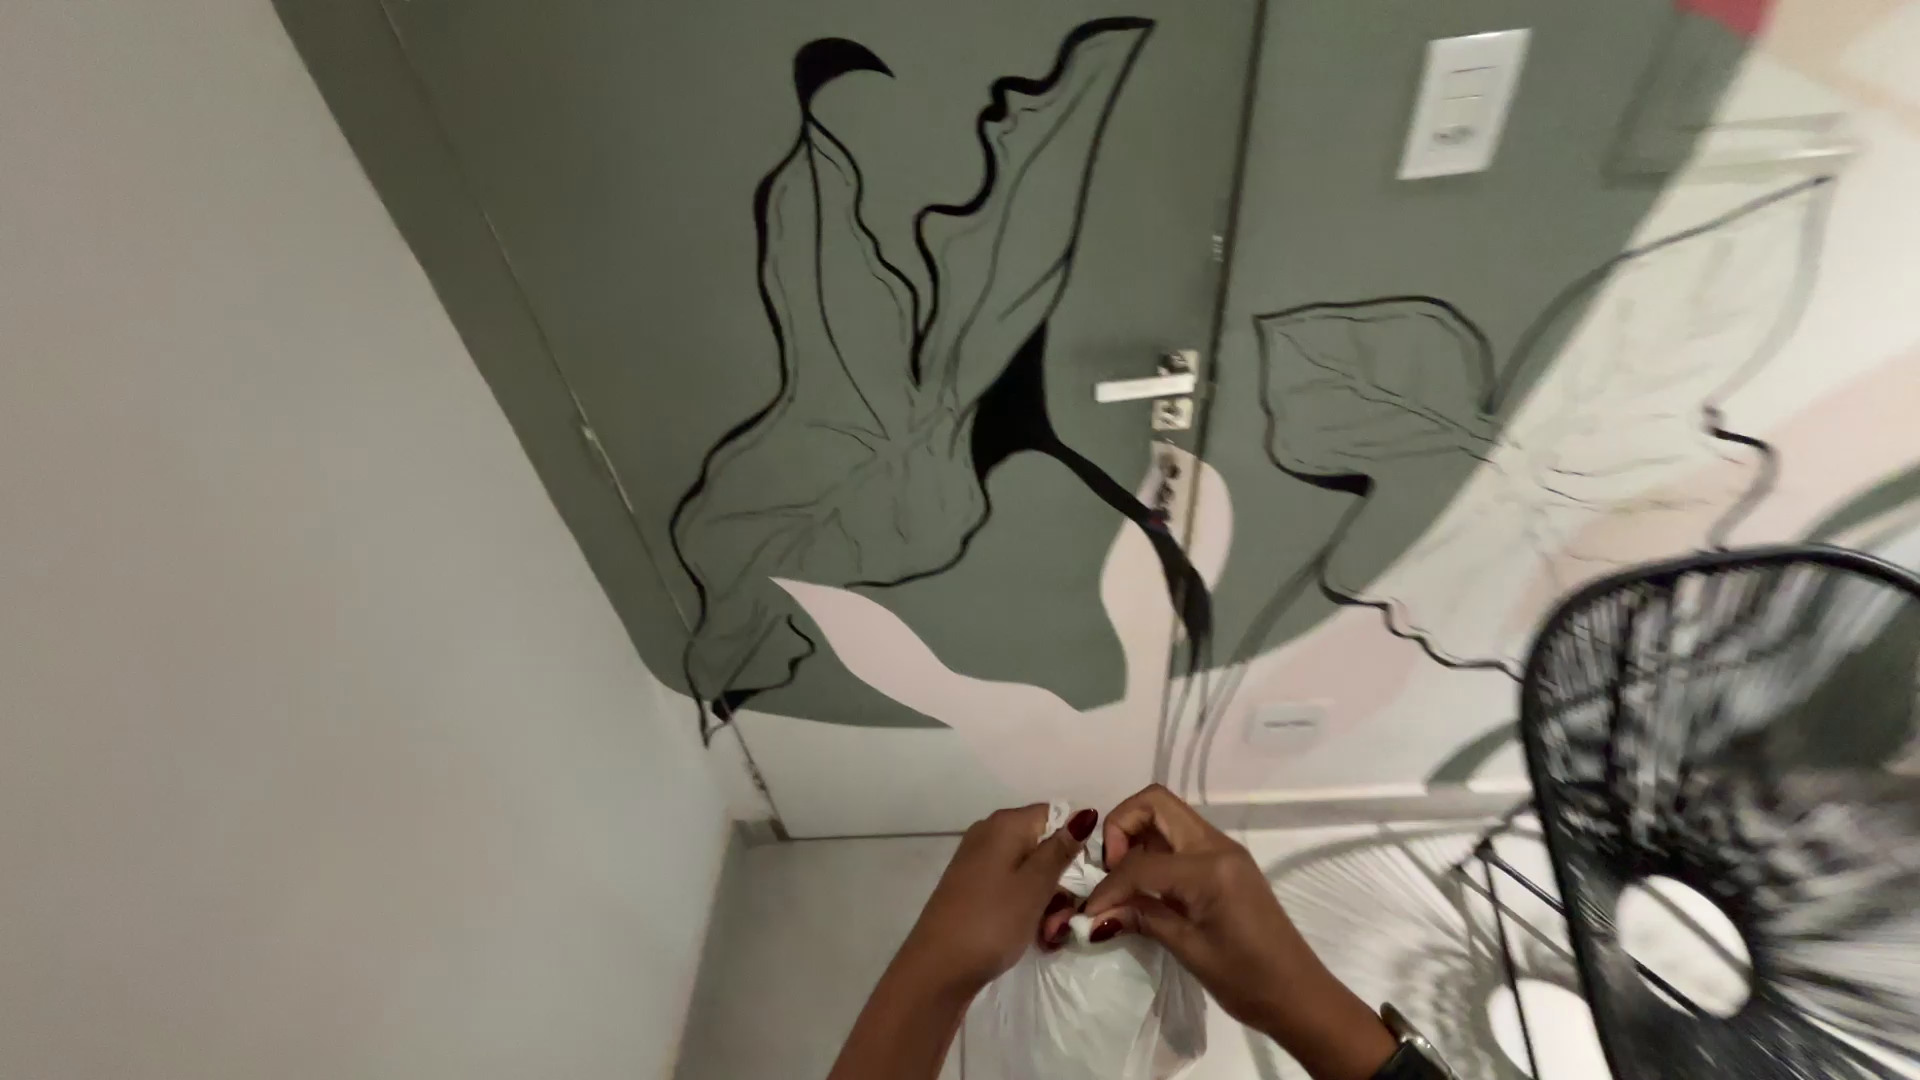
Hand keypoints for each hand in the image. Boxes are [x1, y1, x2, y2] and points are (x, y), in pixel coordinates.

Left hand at [893, 803, 1097, 996]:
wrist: (937, 966)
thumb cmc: (992, 920)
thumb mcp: (1035, 885)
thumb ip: (1061, 848)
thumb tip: (1084, 812)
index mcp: (1005, 823)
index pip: (1055, 815)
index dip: (1076, 842)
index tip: (1086, 877)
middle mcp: (989, 832)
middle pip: (1042, 844)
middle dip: (1060, 879)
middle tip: (1064, 917)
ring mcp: (978, 859)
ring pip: (1028, 869)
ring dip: (1045, 898)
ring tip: (1048, 933)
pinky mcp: (972, 885)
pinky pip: (1010, 885)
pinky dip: (1024, 905)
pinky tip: (1030, 932)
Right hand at [1079, 785, 1397, 1079]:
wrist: (1303, 997)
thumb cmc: (1249, 980)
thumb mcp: (1190, 951)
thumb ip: (1143, 918)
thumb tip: (1095, 915)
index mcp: (1209, 867)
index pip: (1142, 862)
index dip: (1110, 885)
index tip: (1090, 911)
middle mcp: (1216, 845)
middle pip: (1155, 802)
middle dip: (1121, 825)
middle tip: (1109, 868)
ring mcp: (1222, 849)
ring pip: (1166, 814)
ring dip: (1136, 833)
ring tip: (1123, 877)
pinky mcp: (1224, 861)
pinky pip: (1179, 836)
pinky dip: (1153, 847)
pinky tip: (1145, 884)